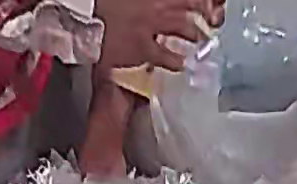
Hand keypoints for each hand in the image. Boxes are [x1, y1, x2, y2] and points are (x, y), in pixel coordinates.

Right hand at [97, 0, 223, 70]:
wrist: (84, 15)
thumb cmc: (103, 3)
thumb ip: (144, 0)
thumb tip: (160, 8)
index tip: (208, 2)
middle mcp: (155, 3)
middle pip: (190, 5)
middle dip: (204, 11)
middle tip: (212, 19)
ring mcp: (151, 25)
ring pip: (184, 27)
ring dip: (195, 34)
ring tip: (200, 40)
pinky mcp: (143, 47)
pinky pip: (166, 56)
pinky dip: (177, 60)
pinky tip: (182, 64)